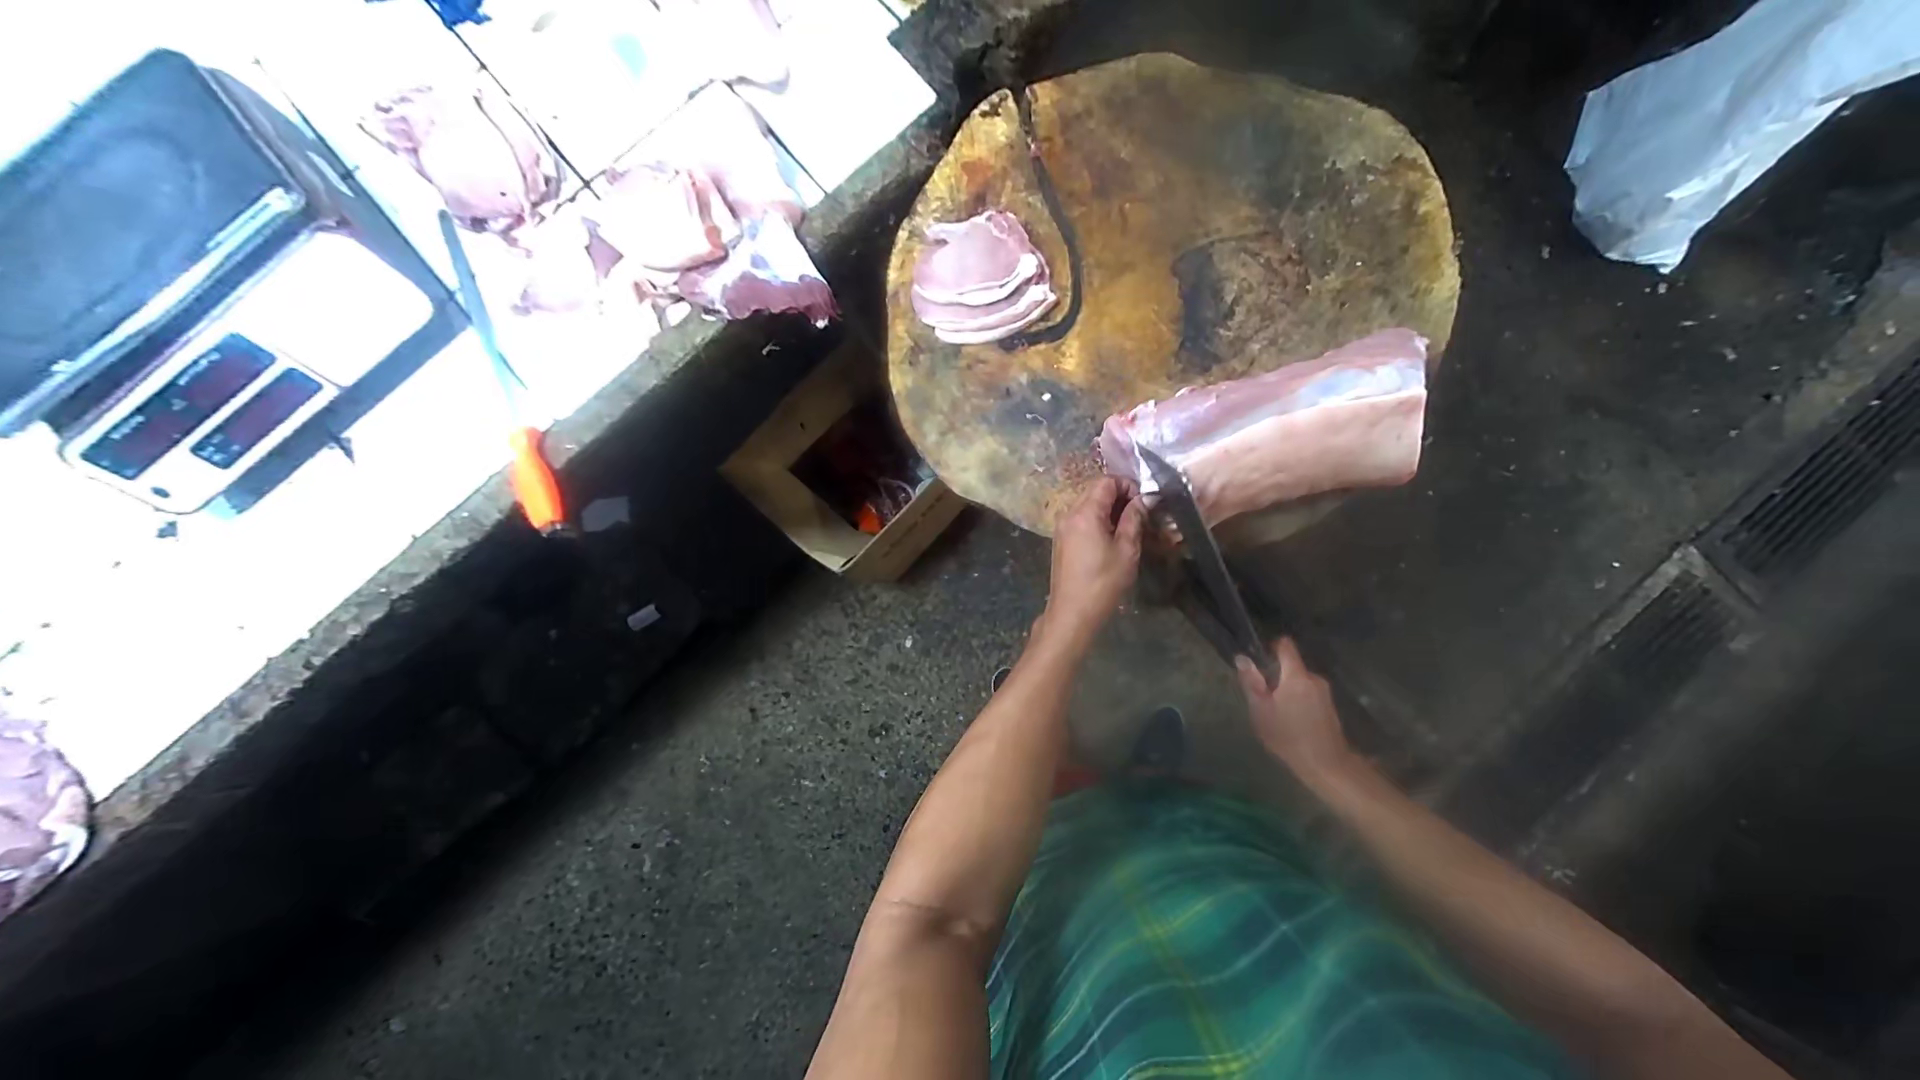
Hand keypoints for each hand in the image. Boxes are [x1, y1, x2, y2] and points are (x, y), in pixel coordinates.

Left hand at [1040, 477, 1145, 646]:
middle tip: (1140, 515)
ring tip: (1128, 528)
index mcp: (1084, 512)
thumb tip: (1146, 498)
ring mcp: (1061, 527)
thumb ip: (1134, 518)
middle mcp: (1068, 513)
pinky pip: (1081, 519)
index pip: (1106, 481)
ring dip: (1109, 509)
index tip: (1144, 503)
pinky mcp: (1061, 540)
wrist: (1072, 613)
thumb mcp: (1126, 549)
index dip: (1128, 486)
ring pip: (1087, 504)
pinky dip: (1097, 520)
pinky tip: (1111, 539)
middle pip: (1095, 490)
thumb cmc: (1103, 582)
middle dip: (1119, 496)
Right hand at [1236, 638, 1355, 781]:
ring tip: (1276, 710)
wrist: (1326, 764)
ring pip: (1300, 680)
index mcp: (1296, 676)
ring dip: (1287, 688)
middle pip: (1292, 665)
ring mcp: (1325, 692)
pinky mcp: (1330, 705)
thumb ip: (1251, 682)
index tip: (1259, 660)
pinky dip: (1298, 698)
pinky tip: (1291, 719)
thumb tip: (1242, 658)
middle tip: (1263, 695)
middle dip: (1276, 674)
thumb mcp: (1261, 710)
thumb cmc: (1288, 736)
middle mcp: (1314, 678)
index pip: (1286, 646)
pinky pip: (1308, 692)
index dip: (1271, 647)